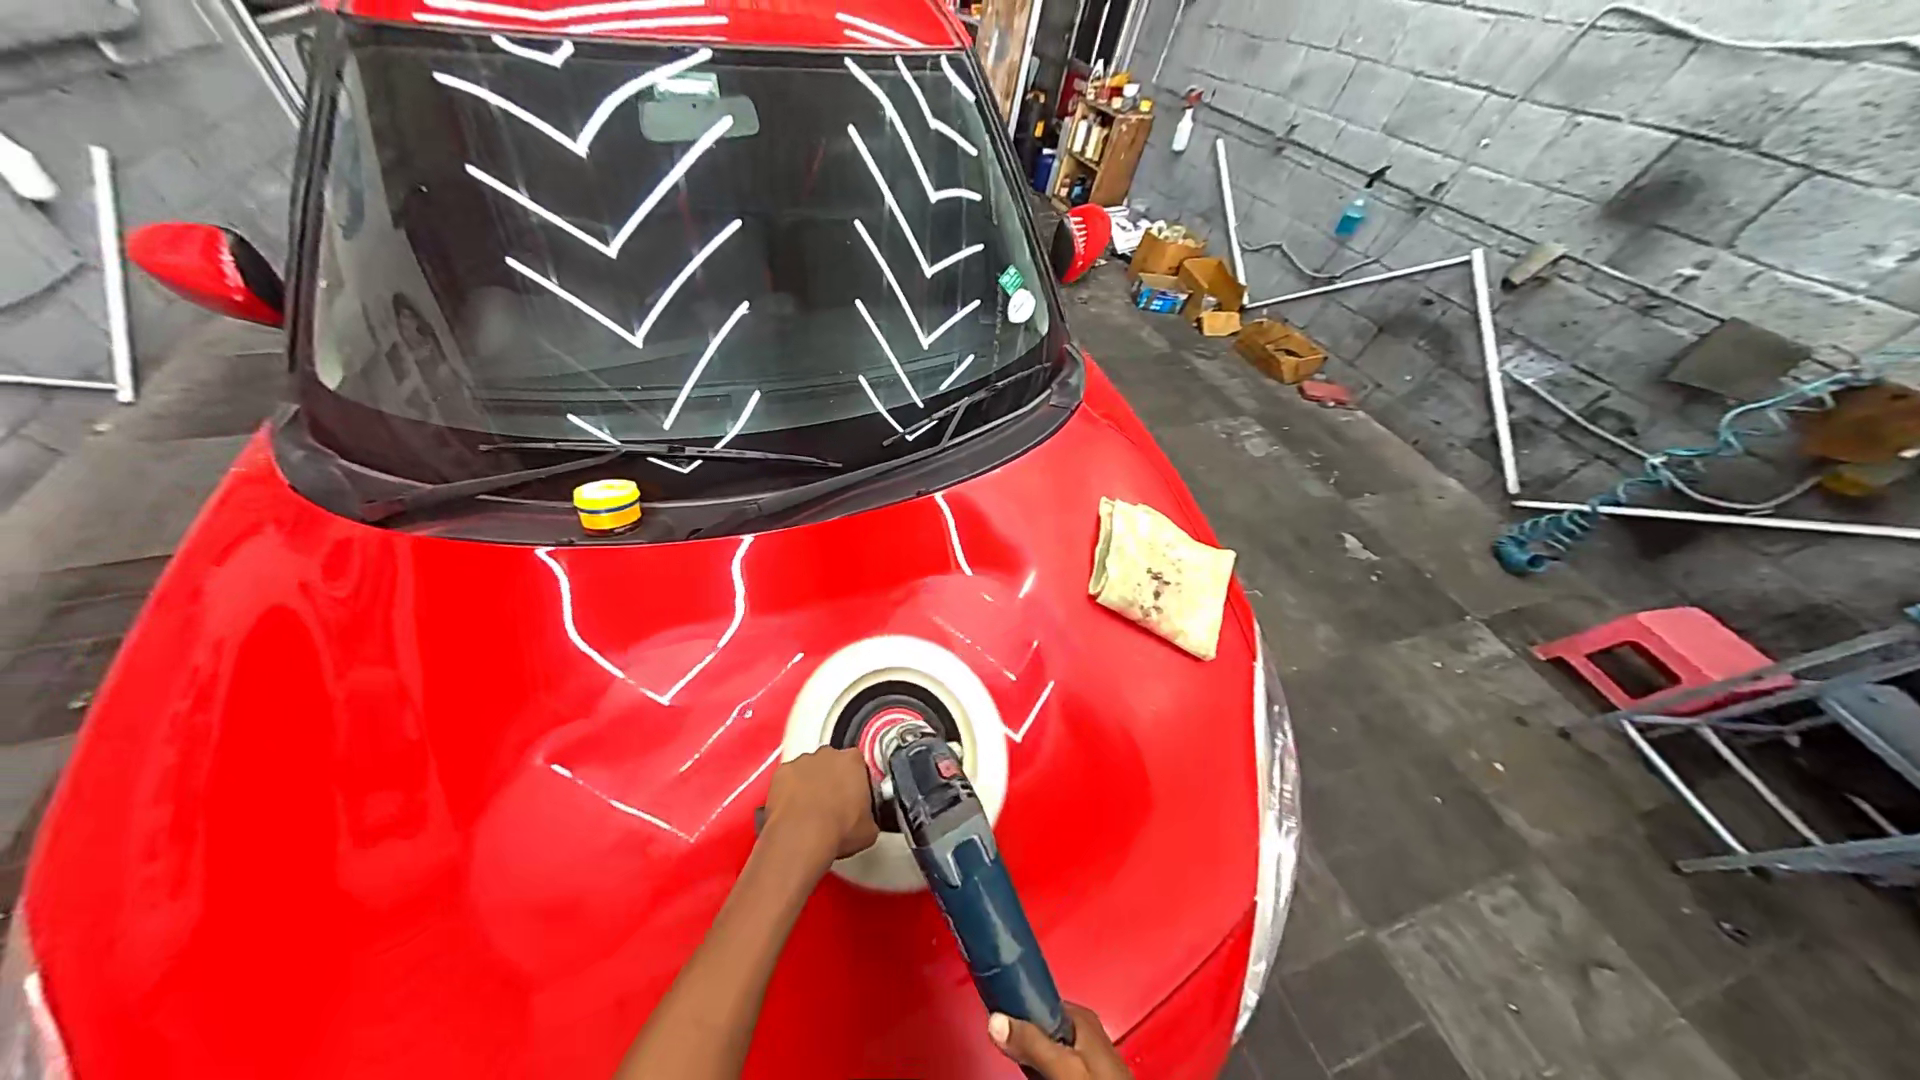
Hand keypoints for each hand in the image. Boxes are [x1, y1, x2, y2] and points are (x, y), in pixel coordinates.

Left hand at [761, 747, 878, 864]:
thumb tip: (866, 823)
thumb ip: (869, 816)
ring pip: (808, 769)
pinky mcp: (781, 773)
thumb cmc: (838, 830)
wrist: (802, 838)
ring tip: (809, 811)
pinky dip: (788, 791)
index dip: (856, 780)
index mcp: (853, 761)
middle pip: (832, 762)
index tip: (854, 796)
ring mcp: (802, 762)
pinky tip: (792, 811)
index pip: (858, 763)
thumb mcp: (869, 829)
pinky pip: (787, 779)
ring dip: (809, 784)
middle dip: (832, 778)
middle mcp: (828, 754)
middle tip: (832, 804)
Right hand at [989, 1003, 1132, 1079]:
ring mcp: (1085, 1052)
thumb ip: (1031, 1043)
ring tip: (1040, 1077)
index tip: (1007, 1031)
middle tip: (1030, 1067)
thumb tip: (995, 1020)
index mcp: (1080, 1017)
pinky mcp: (1085, 1072)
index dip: (1019, 1018)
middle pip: (1039, 1029)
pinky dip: (1046, 1073)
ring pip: (1045, 1050)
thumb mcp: (1062, 1066)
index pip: (1037, 1003)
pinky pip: (1054, 1065)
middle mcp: (1082, 1029)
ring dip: (1036, 1064)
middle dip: (1028, 1048)